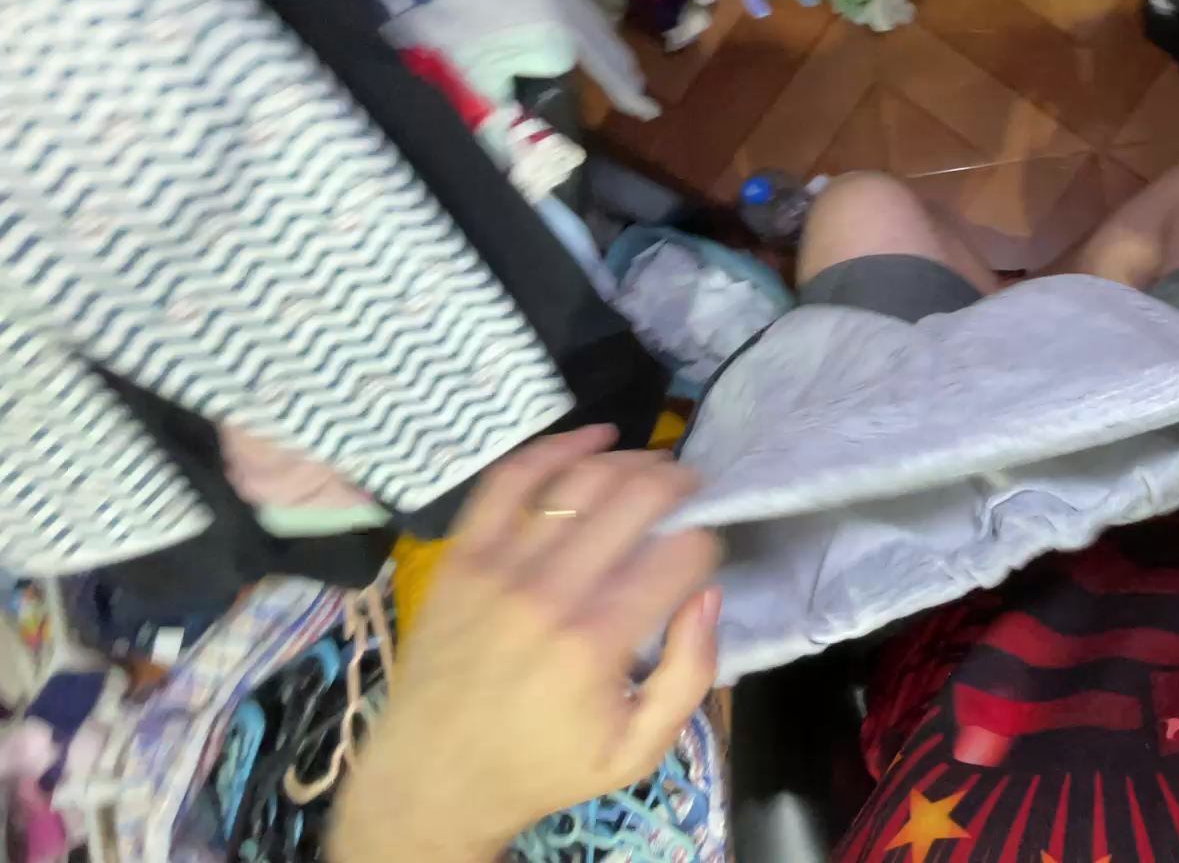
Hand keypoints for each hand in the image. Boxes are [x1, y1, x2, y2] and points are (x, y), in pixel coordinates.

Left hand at [329, 427, 720, 862]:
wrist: (425, 788)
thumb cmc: (544, 766)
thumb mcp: (639, 749)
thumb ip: (691, 673)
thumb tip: (709, 595)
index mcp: (598, 640)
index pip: (682, 553)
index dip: (708, 543)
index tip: (704, 554)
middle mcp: (550, 591)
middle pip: (637, 499)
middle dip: (681, 483)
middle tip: (695, 490)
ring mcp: (500, 567)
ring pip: (583, 480)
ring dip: (632, 460)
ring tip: (656, 465)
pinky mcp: (463, 557)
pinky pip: (510, 480)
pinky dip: (556, 447)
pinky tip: (594, 436)